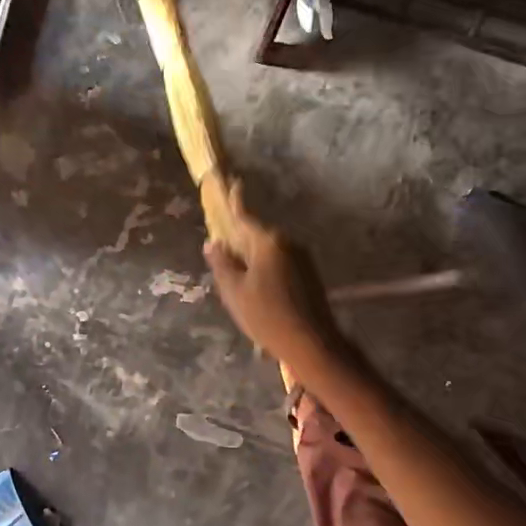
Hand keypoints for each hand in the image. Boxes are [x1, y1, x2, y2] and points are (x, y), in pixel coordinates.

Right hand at [202, 187, 338, 361]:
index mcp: (267, 243)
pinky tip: (256, 282)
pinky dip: (265, 264)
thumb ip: (222, 264)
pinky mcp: (309, 273)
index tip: (231, 181)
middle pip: (257, 233)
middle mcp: (287, 243)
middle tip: (223, 242)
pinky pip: (280, 260)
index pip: (245, 216)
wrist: (312, 344)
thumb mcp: (235, 292)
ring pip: (269, 249)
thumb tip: (213, 243)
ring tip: (237, 269)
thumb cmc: (268, 317)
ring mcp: (301, 258)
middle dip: (240, 236)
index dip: (234, 199)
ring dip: (253, 253)